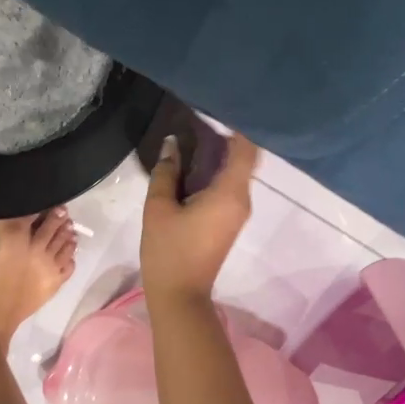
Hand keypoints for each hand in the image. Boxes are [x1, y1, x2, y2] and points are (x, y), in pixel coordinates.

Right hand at [141, 129, 258, 303]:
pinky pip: (228, 187)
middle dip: (226, 136)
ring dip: (220, 155)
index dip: (238, 125)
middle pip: (243, 158)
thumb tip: (171, 144)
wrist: (180, 296)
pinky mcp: (228, 222)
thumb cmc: (168, 252)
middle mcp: (241, 199)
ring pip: (236, 173)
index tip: (222, 107)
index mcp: (229, 193)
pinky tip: (195, 164)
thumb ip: (166, 173)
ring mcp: (237, 213)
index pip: (246, 148)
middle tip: (203, 115)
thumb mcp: (158, 209)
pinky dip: (216, 172)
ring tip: (196, 134)